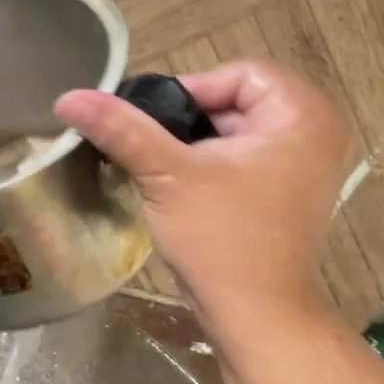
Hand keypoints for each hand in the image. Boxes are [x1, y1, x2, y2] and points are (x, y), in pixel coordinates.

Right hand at [54, 59, 350, 323]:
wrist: (252, 309)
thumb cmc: (220, 236)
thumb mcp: (165, 174)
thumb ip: (121, 130)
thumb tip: (69, 97)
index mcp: (302, 115)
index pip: (238, 73)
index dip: (188, 91)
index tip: (148, 126)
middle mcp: (314, 132)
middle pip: (234, 101)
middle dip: (184, 123)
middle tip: (146, 150)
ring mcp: (300, 166)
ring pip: (231, 133)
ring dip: (189, 147)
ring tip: (155, 172)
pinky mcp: (281, 193)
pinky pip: (238, 160)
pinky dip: (204, 167)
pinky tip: (175, 191)